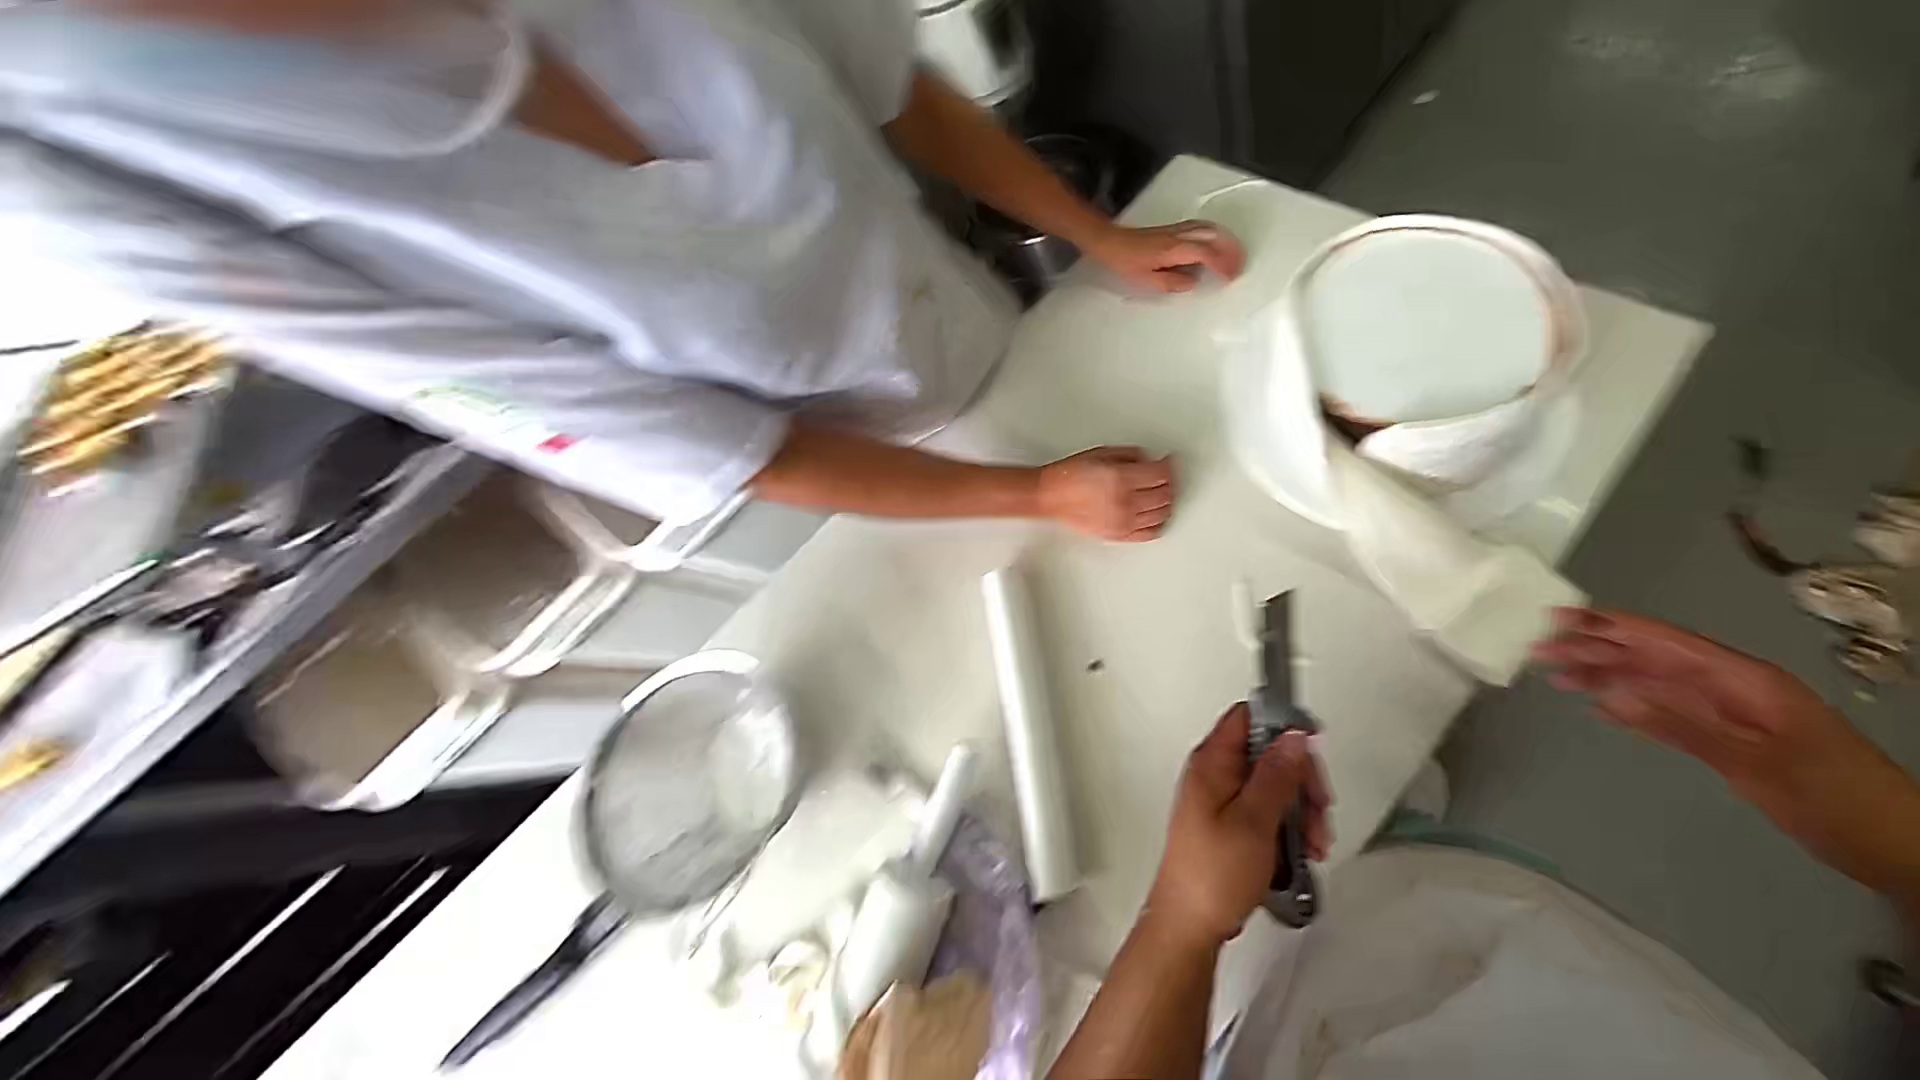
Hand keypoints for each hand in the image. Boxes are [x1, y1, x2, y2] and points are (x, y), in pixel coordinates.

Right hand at [1037, 446, 1174, 541]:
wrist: (1050, 497)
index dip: (1168, 465)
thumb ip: (1130, 455)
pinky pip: (1150, 533)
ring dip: (1166, 503)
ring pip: (1161, 514)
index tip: (1167, 461)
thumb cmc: (1069, 476)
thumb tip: (1148, 460)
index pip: (1161, 473)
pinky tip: (1156, 515)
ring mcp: (1123, 522)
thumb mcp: (1102, 453)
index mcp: (1121, 479)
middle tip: (1166, 477)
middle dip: (1169, 483)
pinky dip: (1158, 523)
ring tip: (1161, 494)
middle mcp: (1125, 502)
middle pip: (1164, 494)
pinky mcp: (1118, 535)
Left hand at [1083, 220, 1245, 294]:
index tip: (1231, 277)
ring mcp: (1178, 229)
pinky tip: (1218, 242)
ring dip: (1226, 242)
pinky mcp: (1174, 229)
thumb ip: (1172, 283)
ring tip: (1235, 255)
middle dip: (1232, 252)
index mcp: (1176, 249)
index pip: (1208, 255)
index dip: (1223, 265)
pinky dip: (1216, 235)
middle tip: (1241, 266)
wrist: (1111, 242)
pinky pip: (1203, 228)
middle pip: (1216, 238)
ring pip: (1212, 230)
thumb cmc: (1126, 260)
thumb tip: (1191, 283)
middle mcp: (1180, 235)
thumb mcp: (1147, 280)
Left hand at [1144, 704, 1330, 948]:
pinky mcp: (1231, 824)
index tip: (1313, 746)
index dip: (1283, 723)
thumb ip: (1277, 775)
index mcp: (1212, 762)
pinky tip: (1301, 852)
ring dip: (1301, 810)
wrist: (1191, 921)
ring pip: (1274, 785)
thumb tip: (1293, 737)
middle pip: (1269, 753)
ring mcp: (1222, 799)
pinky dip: (1289, 827)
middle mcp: (1215, 774)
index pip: (1248, 717)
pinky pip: (1267, 811)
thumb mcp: (1255, 819)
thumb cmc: (1215, 872)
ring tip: (1313, 843)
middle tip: (1318, 811)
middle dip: (1301, 781)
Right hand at [1531, 608, 1880, 851]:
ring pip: (1650, 683)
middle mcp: (1729, 687)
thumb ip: (1681, 725)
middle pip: (1650, 658)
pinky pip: (1662, 710)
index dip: (1611, 625)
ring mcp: (1725, 712)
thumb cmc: (1834, 798)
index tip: (1561, 616)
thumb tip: (1610, 695)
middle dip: (1594, 649)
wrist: (1899, 848)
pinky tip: (1597, 706)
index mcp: (1743, 680)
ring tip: (1555, 677)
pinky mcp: (1722, 737)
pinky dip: (1627, 705)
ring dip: (1603, 677)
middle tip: (1539, 650)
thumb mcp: (1756, 762)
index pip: (1665, 640)